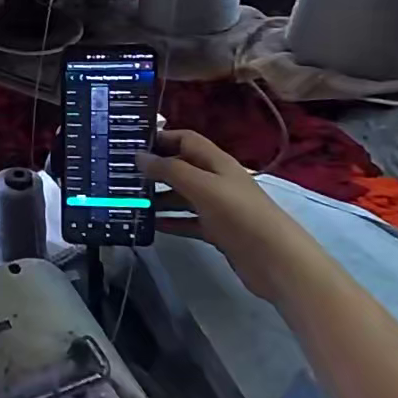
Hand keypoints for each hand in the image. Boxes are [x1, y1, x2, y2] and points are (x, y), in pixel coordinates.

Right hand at [137, 130, 317, 300]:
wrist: (275, 259)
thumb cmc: (240, 214)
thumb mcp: (203, 187)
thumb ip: (171, 171)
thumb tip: (139, 156)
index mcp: (216, 162)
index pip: (186, 140)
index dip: (161, 138)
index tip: (131, 145)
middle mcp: (216, 180)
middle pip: (181, 168)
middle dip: (155, 170)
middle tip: (123, 177)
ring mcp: (217, 207)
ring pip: (182, 196)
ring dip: (159, 198)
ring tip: (130, 202)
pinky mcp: (217, 231)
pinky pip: (188, 221)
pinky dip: (171, 222)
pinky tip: (151, 225)